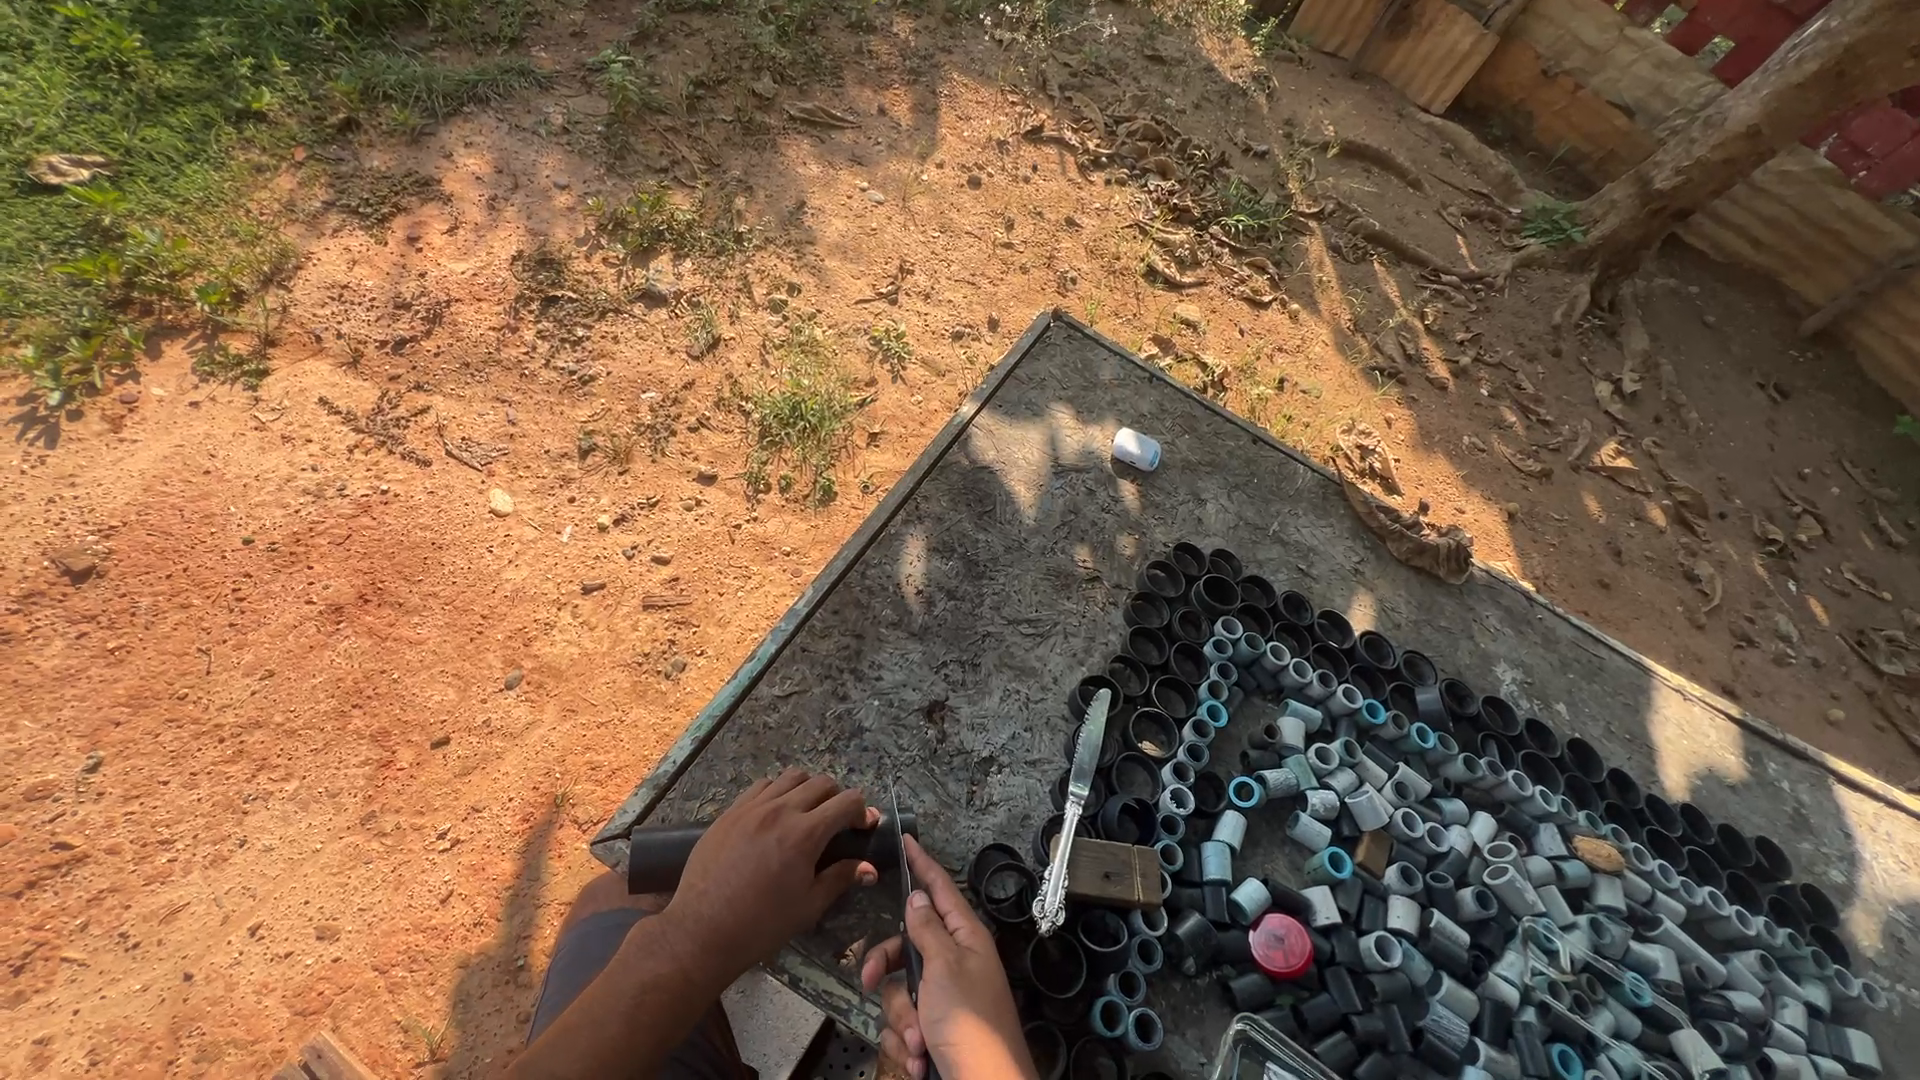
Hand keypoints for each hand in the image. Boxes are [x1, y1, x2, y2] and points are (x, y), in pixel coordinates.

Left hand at [665, 769, 878, 981]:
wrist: (702, 931)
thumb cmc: (761, 924)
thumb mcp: (808, 906)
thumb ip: (841, 878)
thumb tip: (870, 868)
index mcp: (805, 834)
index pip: (847, 801)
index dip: (861, 811)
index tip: (861, 828)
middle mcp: (781, 810)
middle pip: (822, 783)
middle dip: (837, 798)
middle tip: (835, 823)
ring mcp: (752, 807)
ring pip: (791, 777)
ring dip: (807, 790)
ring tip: (804, 815)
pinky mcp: (730, 811)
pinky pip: (761, 786)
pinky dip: (777, 792)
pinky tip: (774, 816)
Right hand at [860, 835, 1037, 1079]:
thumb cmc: (970, 1023)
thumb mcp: (945, 968)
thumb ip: (926, 929)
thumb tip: (918, 896)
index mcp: (965, 938)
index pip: (940, 889)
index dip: (921, 864)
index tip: (906, 840)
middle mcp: (953, 961)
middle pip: (905, 945)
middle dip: (887, 970)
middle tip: (868, 982)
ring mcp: (943, 997)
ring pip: (899, 990)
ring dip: (903, 1020)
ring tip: (919, 1044)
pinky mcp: (933, 1030)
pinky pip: (904, 1024)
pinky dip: (907, 1044)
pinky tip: (921, 1062)